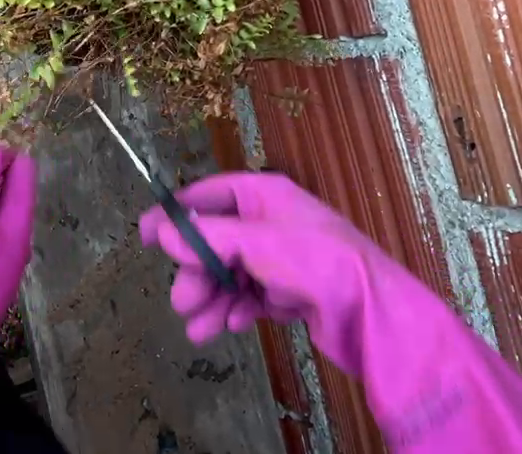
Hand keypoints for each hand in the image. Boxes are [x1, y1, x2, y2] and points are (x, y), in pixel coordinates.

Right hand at [139, 172, 407, 349]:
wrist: (375, 315)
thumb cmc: (316, 262)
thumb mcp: (256, 243)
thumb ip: (208, 237)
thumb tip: (162, 231)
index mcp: (263, 195)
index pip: (208, 195)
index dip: (176, 214)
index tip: (146, 236)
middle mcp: (269, 222)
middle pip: (215, 240)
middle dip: (195, 270)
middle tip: (181, 300)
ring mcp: (280, 258)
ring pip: (230, 273)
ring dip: (211, 297)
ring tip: (197, 327)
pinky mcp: (290, 292)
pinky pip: (250, 296)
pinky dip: (235, 309)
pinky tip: (226, 326)